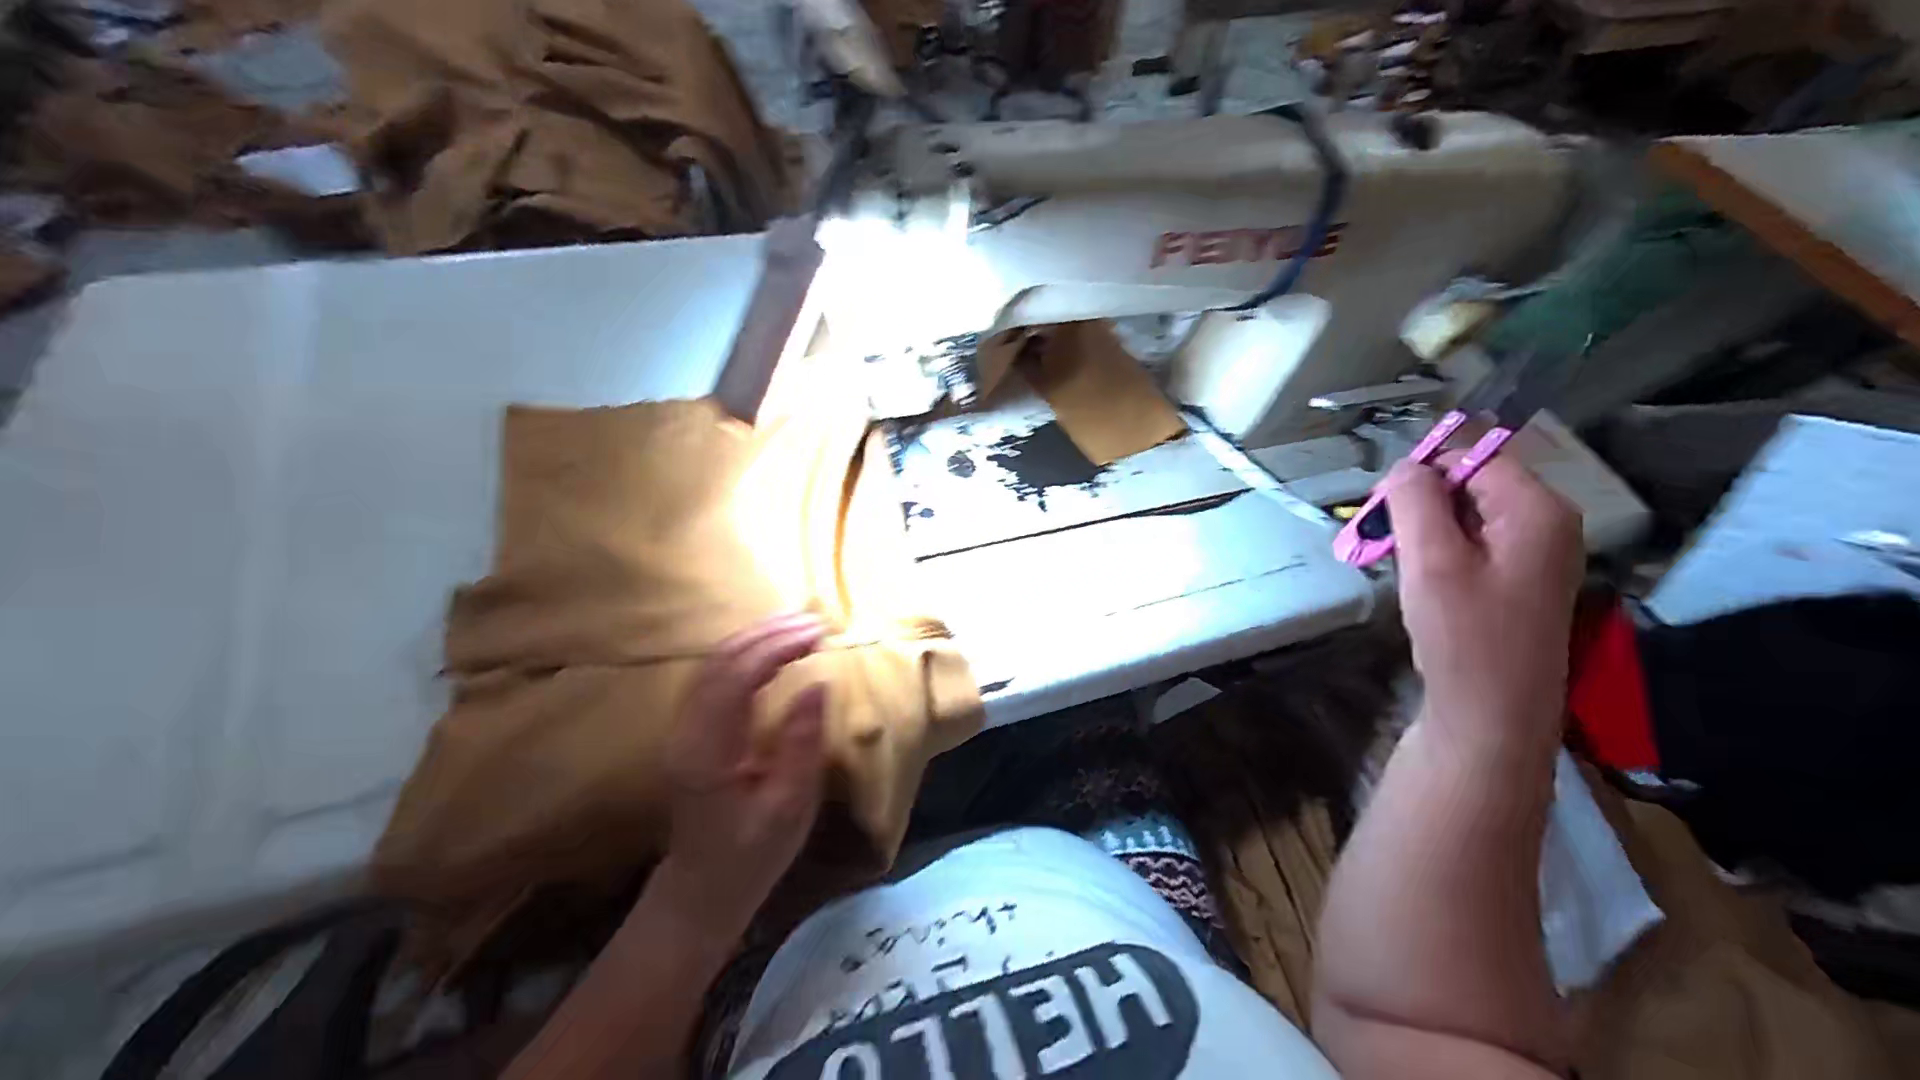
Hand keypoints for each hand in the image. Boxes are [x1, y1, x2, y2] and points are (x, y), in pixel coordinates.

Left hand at [659, 612, 829, 932]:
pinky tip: (772, 647)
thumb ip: (800, 745)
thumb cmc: (751, 854)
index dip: (776, 648)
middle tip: (814, 620)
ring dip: (756, 636)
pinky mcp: (691, 729)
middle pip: (720, 661)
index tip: (818, 634)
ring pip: (713, 663)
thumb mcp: (788, 808)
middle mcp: (687, 731)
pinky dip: (745, 652)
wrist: (704, 888)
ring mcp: (684, 728)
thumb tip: (817, 685)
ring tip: (799, 624)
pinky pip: (714, 675)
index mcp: (707, 751)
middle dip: (768, 633)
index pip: (736, 679)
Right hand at [1385, 454, 1582, 752]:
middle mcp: (1547, 524)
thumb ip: (1415, 500)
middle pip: (1473, 483)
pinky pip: (1473, 543)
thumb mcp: (1430, 559)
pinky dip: (1439, 551)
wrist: (1491, 714)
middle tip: (1383, 537)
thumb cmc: (1464, 634)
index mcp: (1538, 510)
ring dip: (1424, 529)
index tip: (1384, 507)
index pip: (1476, 456)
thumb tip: (1405, 466)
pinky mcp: (1519, 580)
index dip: (1424, 472)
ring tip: (1398, 561)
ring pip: (1467, 515)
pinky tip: (1421, 580)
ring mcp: (1536, 554)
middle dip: (1421, 502)